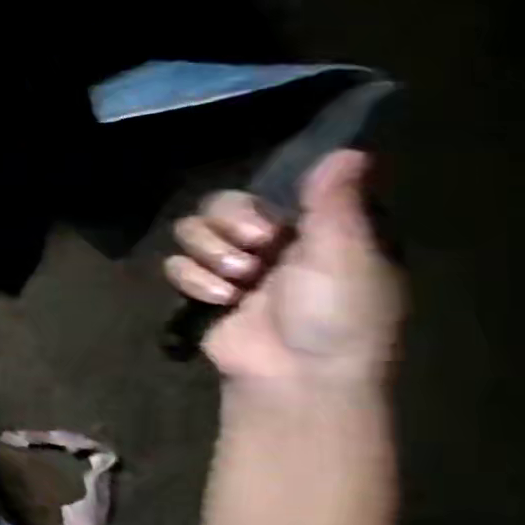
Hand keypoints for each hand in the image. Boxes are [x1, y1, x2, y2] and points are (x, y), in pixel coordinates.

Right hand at [164, 150, 402, 386]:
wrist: (295, 374)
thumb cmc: (335, 313)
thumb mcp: (346, 253)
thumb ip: (334, 202)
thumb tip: (349, 149)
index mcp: (310, 230)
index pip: (263, 190)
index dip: (254, 207)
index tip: (270, 228)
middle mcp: (268, 243)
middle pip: (217, 206)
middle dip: (226, 230)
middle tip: (252, 253)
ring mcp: (232, 268)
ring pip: (191, 233)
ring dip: (210, 258)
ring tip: (237, 285)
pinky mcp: (202, 292)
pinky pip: (175, 266)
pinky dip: (195, 283)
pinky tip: (220, 302)